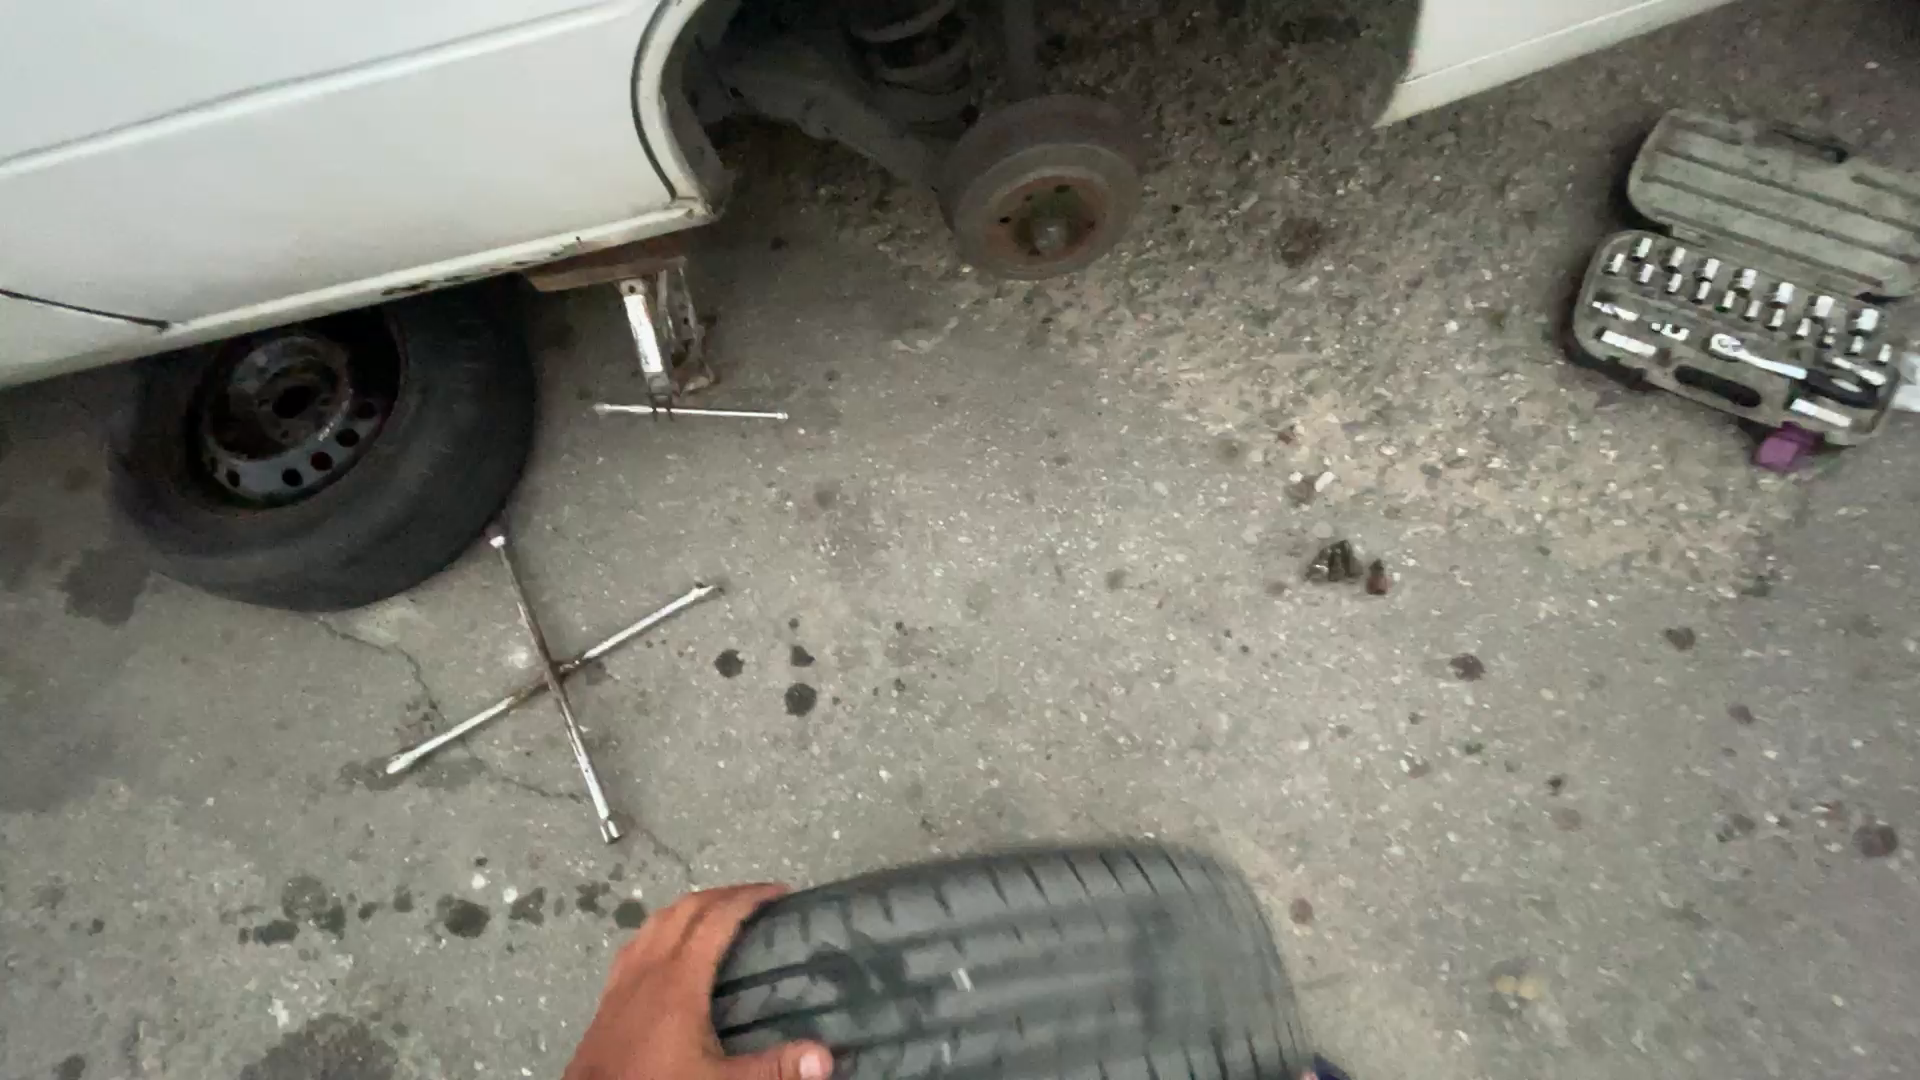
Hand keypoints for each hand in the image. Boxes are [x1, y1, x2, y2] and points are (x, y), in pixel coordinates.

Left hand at [564, 883, 833, 1079]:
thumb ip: (771, 1069)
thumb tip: (823, 1056)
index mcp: (680, 978)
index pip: (720, 916)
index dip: (752, 896)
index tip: (780, 893)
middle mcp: (651, 966)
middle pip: (690, 906)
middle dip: (727, 893)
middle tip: (758, 900)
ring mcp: (625, 978)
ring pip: (660, 917)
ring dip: (694, 904)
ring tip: (720, 912)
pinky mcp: (608, 996)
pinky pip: (638, 940)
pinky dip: (663, 926)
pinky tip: (669, 944)